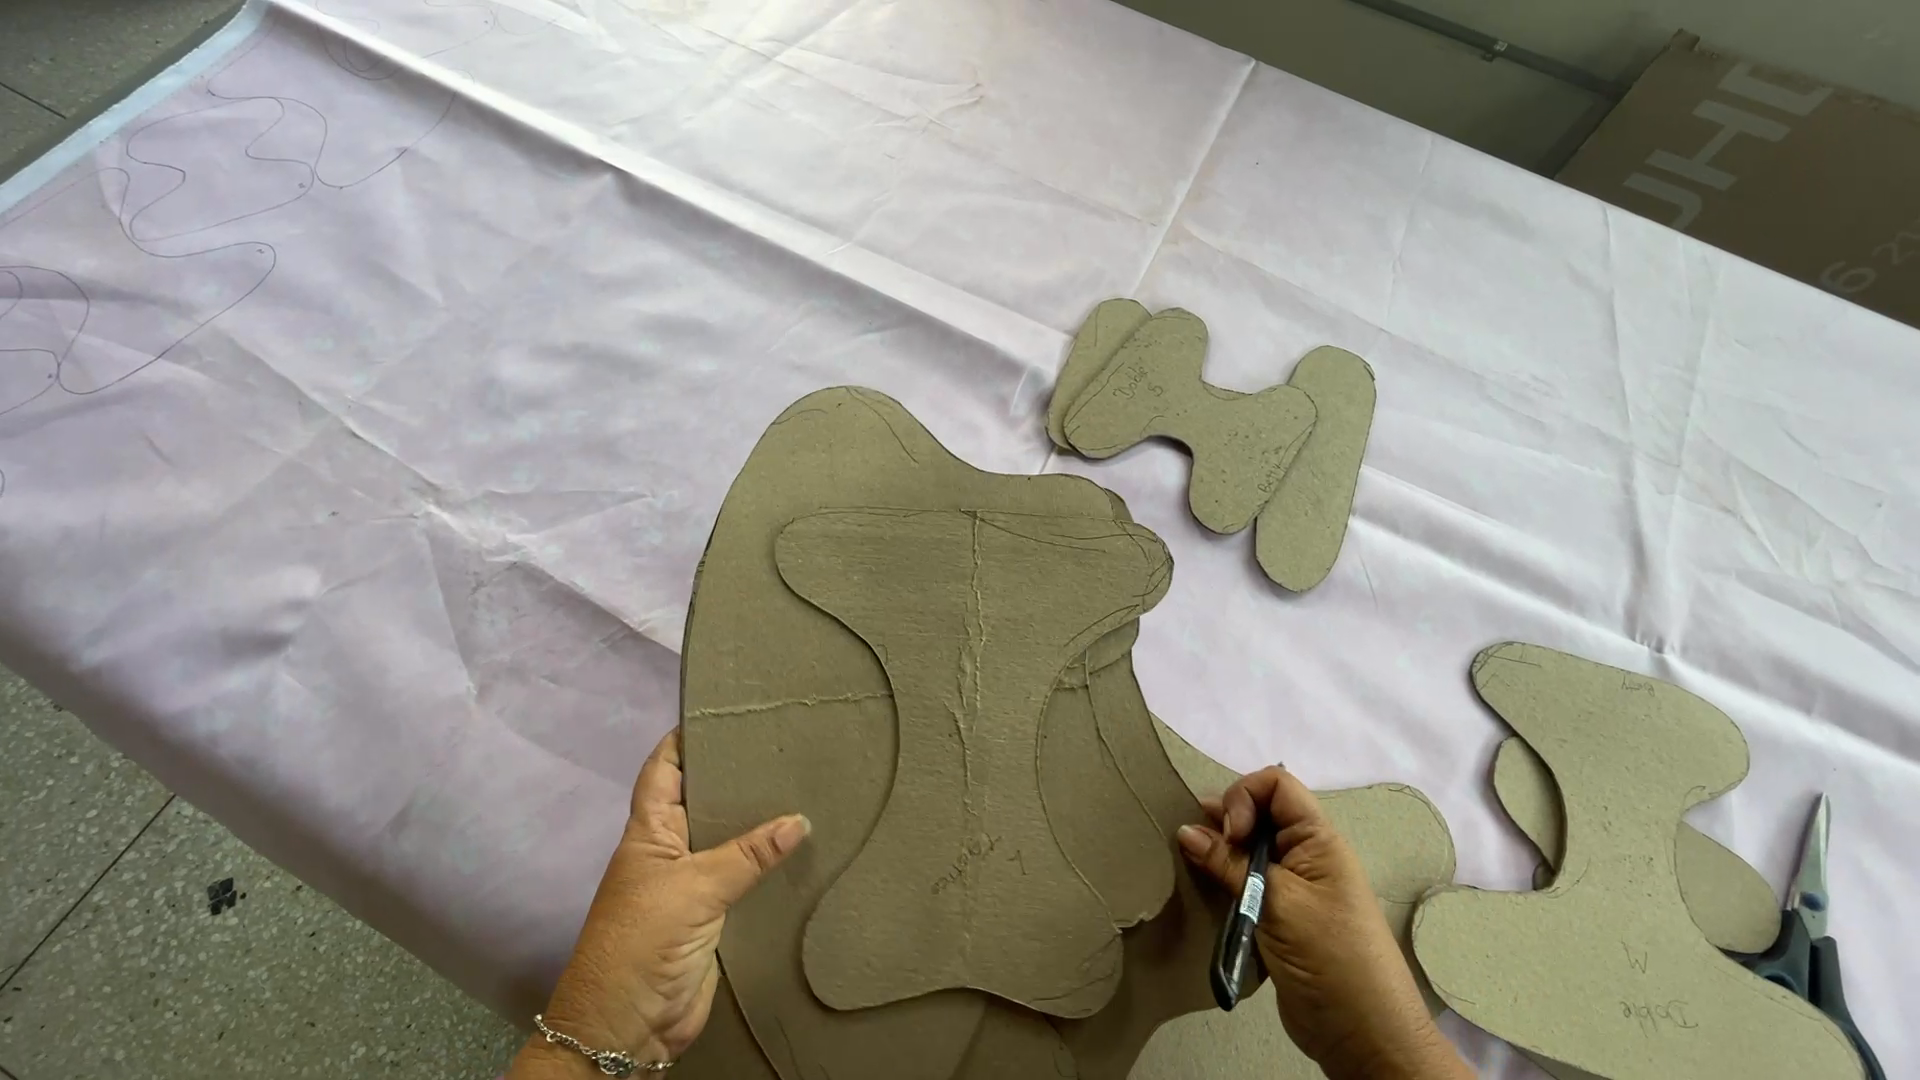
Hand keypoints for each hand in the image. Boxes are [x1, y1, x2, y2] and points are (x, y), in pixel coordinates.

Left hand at [509, 730, 808, 1075]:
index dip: (685, 737)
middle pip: (702, 796)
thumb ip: (748, 854)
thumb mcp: (693, 890)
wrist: (627, 1027)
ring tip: (801, 783)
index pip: (664, 768)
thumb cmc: (641, 943)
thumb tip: (801, 819)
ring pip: (727, 835)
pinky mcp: (714, 911)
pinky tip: (801, 842)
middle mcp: (671, 848)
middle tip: (783, 742)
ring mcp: (693, 880)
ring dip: (756, 816)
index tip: (724, 710)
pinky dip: (768, 858)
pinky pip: (744, 873)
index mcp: (651, 831)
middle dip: (734, 771)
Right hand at [1176, 767, 1469, 1079]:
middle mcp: (1306, 854)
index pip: (1276, 785)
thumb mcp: (1278, 904)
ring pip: (1248, 846)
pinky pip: (1245, 879)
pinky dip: (1223, 877)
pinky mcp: (1279, 914)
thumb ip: (1230, 864)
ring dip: (1220, 851)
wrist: (1365, 1037)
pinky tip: (1206, 886)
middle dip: (1225, 820)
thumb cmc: (1331, 959)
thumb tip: (1186, 830)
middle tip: (1203, 848)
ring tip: (1197, 864)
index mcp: (1319, 840)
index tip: (1230, 833)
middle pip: (1258, 811)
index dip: (1244, 796)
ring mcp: (1293, 885)